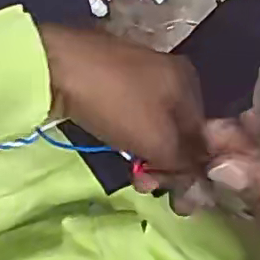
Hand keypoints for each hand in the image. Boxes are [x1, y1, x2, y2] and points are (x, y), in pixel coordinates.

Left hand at [38, 23, 205, 175]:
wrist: (54, 65)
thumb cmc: (114, 102)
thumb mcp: (157, 140)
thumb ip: (184, 164)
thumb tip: (201, 183)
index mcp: (188, 81)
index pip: (205, 136)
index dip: (192, 169)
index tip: (172, 193)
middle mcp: (168, 72)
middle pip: (177, 131)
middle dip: (165, 163)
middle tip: (145, 185)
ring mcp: (136, 73)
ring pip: (151, 125)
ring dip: (144, 154)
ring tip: (131, 175)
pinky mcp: (108, 78)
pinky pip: (127, 115)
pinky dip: (125, 136)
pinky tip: (115, 149)